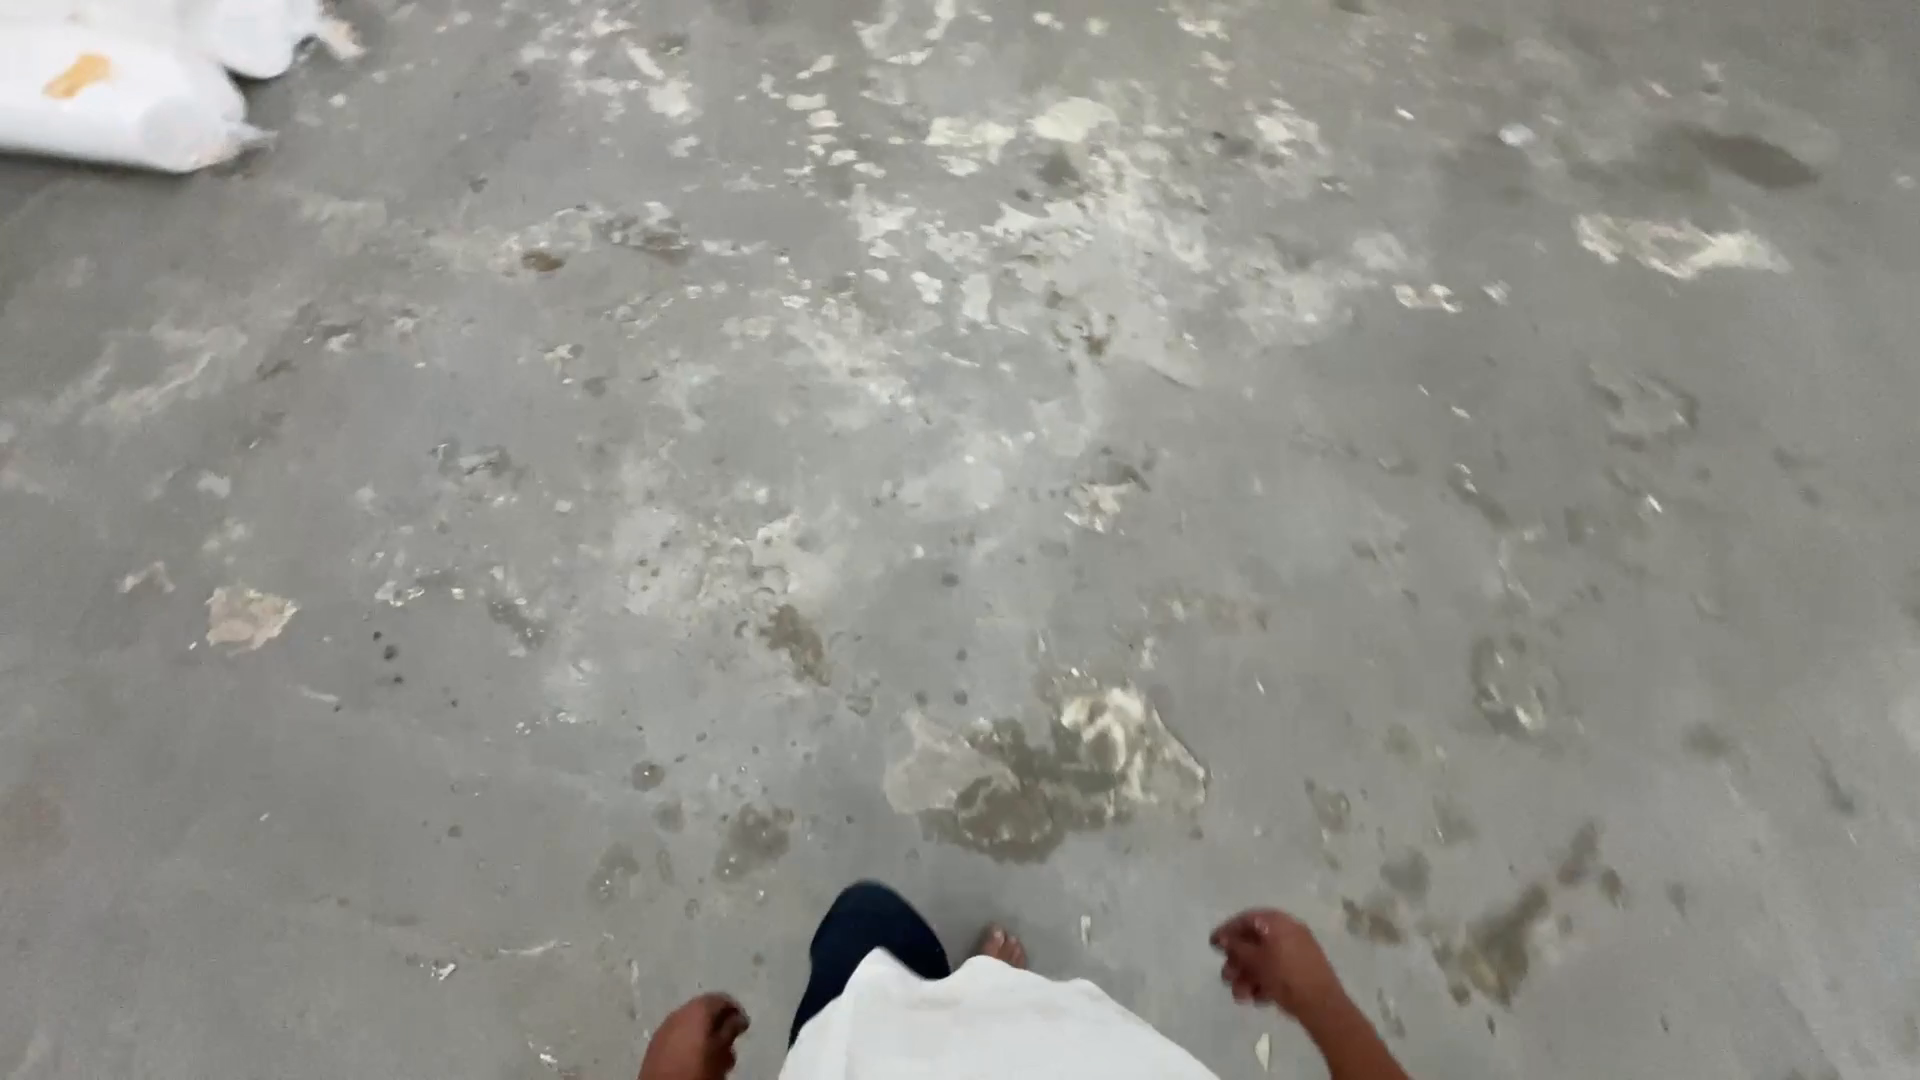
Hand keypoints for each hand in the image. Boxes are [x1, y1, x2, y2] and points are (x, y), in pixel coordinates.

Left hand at [638, 993, 749, 1079]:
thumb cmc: (697, 1070)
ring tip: (714, 1055)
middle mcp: (680, 1011)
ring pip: (691, 1024)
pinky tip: (695, 1058)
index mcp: (698, 1007)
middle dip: (719, 1024)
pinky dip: (689, 1042)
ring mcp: (665, 1027)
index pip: (722, 999)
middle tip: (730, 1043)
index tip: (743, 1028)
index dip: (736, 1011)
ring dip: (704, 1035)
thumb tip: (739, 1018)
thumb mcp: (721, 1050)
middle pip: (705, 1010)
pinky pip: (678, 1035)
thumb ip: (731, 1029)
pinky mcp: (655, 1044)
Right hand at [1210, 909, 1348, 1023]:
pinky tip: (1258, 999)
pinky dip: (1265, 981)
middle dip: (1238, 962)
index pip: (1246, 919)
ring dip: (1249, 976)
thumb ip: (1236, 946)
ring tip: (1241, 996)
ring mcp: (1299, 950)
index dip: (1227, 931)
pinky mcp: (1305, 969)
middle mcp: (1288, 930)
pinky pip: (1279, 970)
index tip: (1213, 945)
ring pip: (1266, 959)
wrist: (1324, 1007)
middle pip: (1255, 942)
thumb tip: (1223, 938)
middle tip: (1227, 978)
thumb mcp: (1255, 960)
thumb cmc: (1285, 976)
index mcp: (1277, 921)